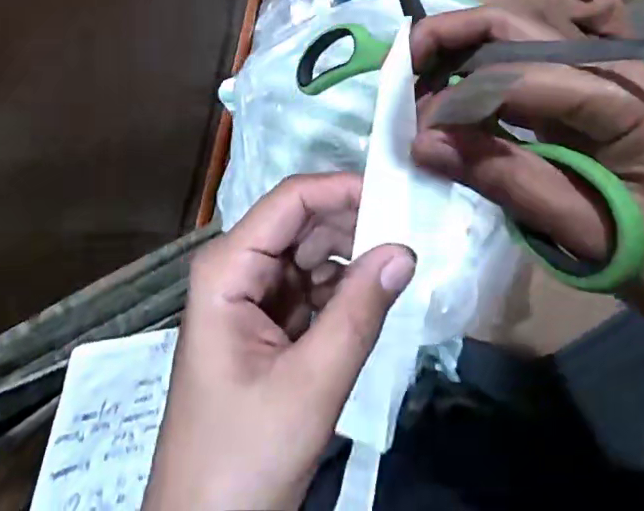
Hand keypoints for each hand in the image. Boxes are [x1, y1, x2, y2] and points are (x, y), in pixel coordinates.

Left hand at [144, 173, 415, 509]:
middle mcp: (236, 269)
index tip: (398, 191)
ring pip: (309, 254)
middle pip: (300, 223)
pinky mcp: (266, 325)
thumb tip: (405, 249)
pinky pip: (310, 289)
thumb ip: (358, 313)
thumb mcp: (309, 386)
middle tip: (415, 224)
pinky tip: (380, 289)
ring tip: (406, 254)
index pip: (289, 202)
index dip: (341, 188)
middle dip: (354, 221)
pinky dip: (344, 288)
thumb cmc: (245, 454)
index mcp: (228, 267)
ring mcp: (250, 297)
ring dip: (354, 254)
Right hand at [409, 6, 643, 355]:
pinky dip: (481, 78)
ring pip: (513, 38)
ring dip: (459, 54)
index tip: (413, 136)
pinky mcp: (596, 98)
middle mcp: (611, 67)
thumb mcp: (598, 237)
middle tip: (399, 81)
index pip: (513, 71)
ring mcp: (605, 77)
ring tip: (418, 93)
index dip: (454, 97)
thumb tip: (423, 142)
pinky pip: (525, 68)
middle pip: (509, 24)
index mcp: (621, 95)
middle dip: (445, 40)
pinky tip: (458, 107)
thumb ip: (509, 181)